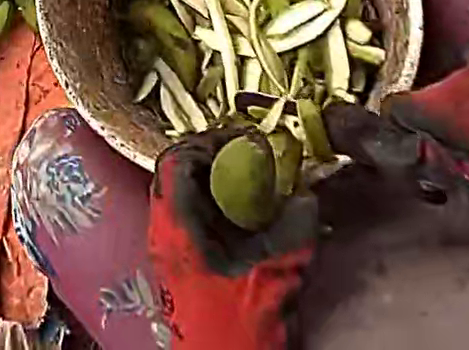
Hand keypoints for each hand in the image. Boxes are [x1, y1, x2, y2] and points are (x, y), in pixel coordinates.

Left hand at [148, 129, 317, 349]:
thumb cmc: (239, 329)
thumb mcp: (272, 276)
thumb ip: (291, 230)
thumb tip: (306, 195)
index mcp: (175, 226)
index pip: (176, 161)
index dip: (207, 142)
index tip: (241, 139)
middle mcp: (163, 229)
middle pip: (175, 171)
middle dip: (210, 155)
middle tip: (245, 152)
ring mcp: (167, 245)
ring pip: (181, 190)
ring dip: (212, 176)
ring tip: (247, 174)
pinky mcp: (179, 259)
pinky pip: (189, 212)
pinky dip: (213, 200)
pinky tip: (244, 209)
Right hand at [330, 68, 468, 256]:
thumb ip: (456, 178)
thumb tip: (432, 175)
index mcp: (451, 102)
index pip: (394, 109)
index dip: (390, 137)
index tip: (398, 160)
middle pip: (429, 104)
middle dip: (433, 136)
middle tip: (447, 173)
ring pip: (465, 102)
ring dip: (468, 130)